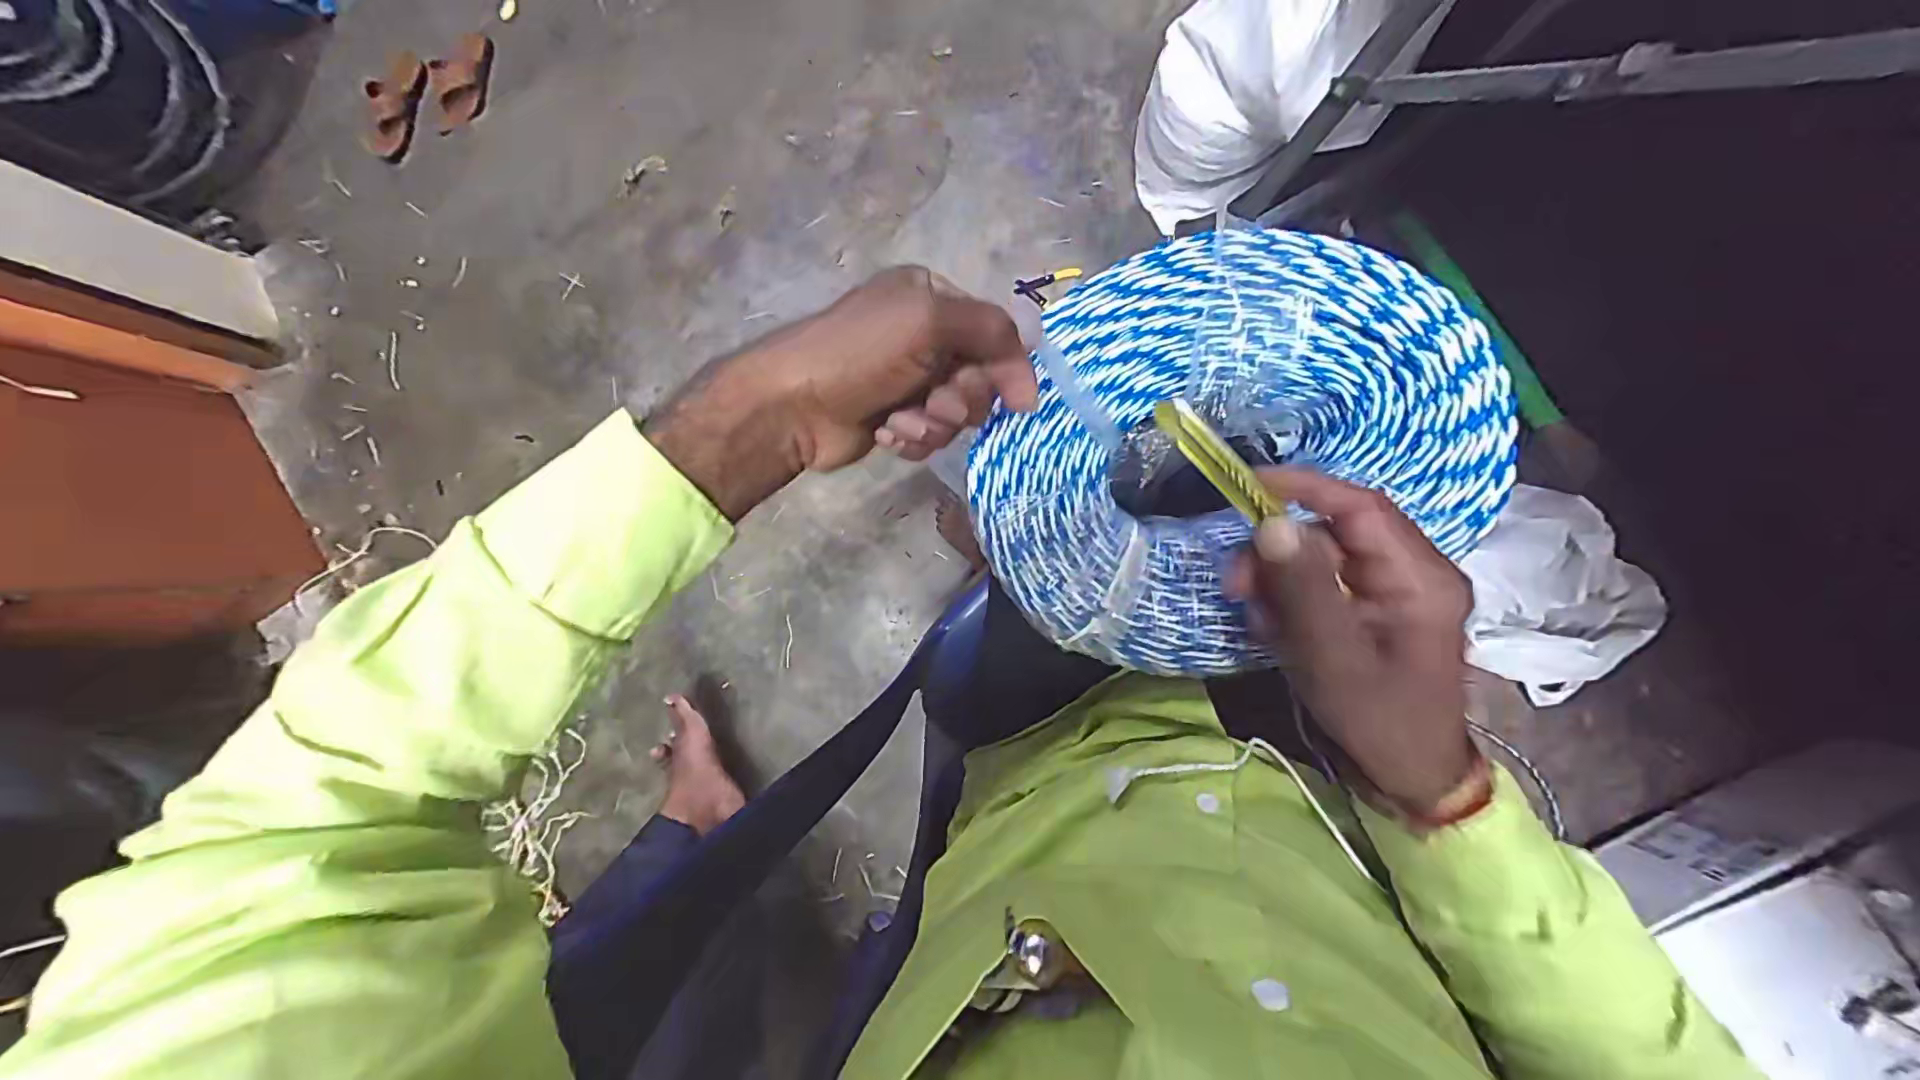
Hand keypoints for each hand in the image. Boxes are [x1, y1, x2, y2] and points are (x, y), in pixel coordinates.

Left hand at [645, 267, 1037, 518]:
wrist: (794, 405)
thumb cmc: (860, 353)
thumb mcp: (930, 320)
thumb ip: (991, 332)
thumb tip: (1029, 382)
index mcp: (932, 298)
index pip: (995, 334)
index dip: (1008, 370)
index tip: (1018, 403)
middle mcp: (924, 336)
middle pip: (979, 378)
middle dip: (960, 399)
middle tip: (935, 403)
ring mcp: (909, 380)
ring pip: (956, 414)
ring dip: (933, 423)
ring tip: (901, 420)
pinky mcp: (897, 417)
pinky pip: (931, 436)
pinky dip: (913, 438)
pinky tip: (886, 432)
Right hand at [1228, 467, 1480, 819]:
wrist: (1408, 771)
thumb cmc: (1377, 717)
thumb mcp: (1331, 655)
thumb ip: (1301, 588)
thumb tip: (1270, 523)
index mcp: (1419, 578)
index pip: (1360, 507)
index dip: (1303, 487)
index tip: (1247, 487)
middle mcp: (1412, 571)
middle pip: (1330, 533)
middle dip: (1276, 553)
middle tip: (1236, 586)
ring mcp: (1393, 587)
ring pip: (1319, 558)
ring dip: (1278, 582)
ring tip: (1261, 622)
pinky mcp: (1374, 604)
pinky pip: (1321, 583)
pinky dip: (1290, 600)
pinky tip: (1278, 631)